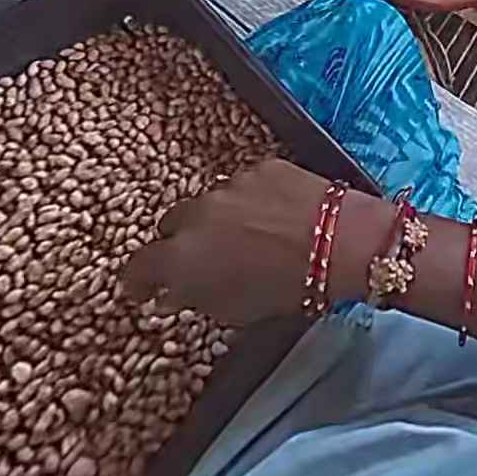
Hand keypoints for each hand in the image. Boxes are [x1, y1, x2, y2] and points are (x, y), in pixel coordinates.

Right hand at [120, 158, 385, 325]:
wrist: (337, 241)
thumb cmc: (285, 288)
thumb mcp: (231, 310)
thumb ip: (195, 296)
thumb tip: (176, 289)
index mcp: (179, 257)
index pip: (138, 265)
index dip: (142, 278)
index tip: (148, 285)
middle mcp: (197, 214)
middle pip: (174, 224)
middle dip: (182, 240)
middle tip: (205, 255)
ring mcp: (231, 184)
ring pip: (213, 200)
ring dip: (220, 215)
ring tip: (250, 231)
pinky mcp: (263, 165)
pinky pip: (247, 183)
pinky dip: (253, 196)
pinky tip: (276, 210)